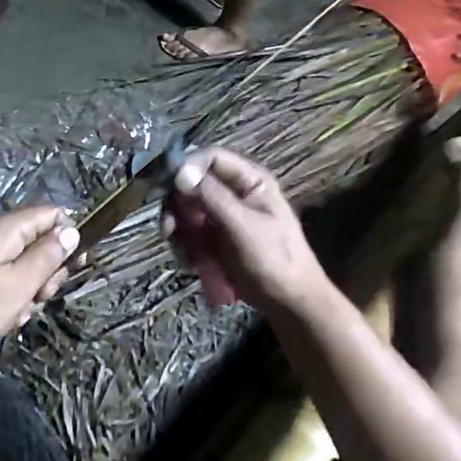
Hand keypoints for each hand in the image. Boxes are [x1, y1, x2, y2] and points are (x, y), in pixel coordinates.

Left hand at [0, 207, 79, 371]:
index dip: (69, 236)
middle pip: (42, 241)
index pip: (53, 214)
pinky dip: (15, 299)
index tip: (75, 266)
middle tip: (41, 296)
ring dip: (33, 290)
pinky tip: (6, 319)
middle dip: (50, 270)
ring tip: (20, 312)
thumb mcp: (19, 284)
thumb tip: (73, 231)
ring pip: (28, 266)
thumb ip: (49, 256)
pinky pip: (10, 282)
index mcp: (7, 229)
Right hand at [162, 147, 329, 311]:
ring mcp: (225, 215)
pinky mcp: (217, 238)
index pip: (212, 157)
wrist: (291, 303)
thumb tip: (180, 171)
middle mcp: (235, 192)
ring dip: (179, 229)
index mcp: (250, 180)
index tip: (170, 186)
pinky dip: (186, 246)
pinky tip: (191, 264)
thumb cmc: (274, 260)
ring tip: (183, 253)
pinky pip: (191, 232)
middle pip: (194, 183)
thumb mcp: (243, 226)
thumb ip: (212, 197)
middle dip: (179, 206)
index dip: (188, 167)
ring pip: (188, 210)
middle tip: (170, 229)